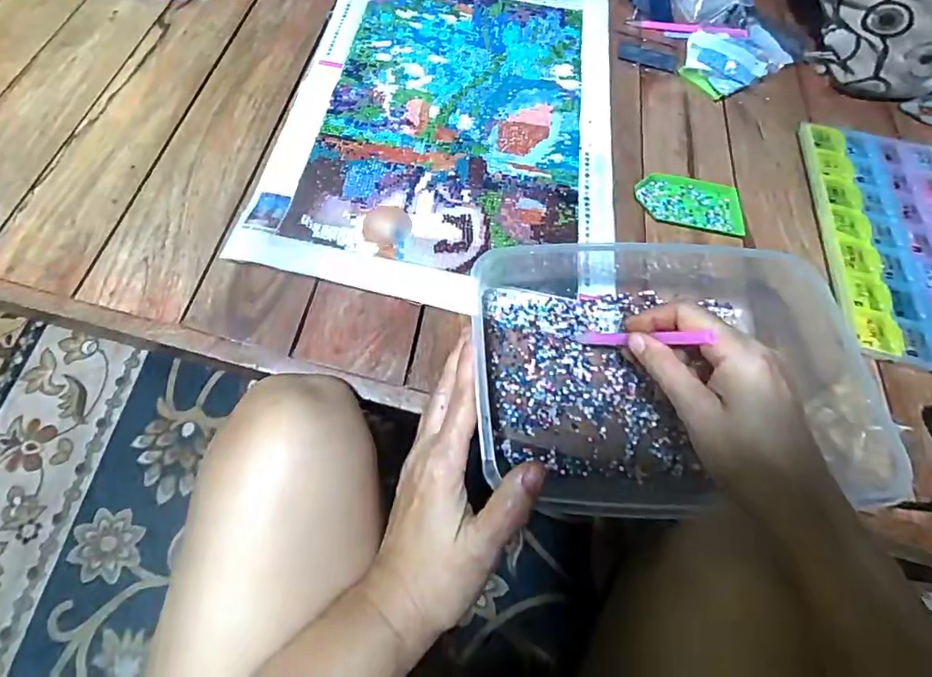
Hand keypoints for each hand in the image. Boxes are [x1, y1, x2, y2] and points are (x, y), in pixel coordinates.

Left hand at [358, 337, 542, 655]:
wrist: (392, 603)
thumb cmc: (438, 577)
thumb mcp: (480, 547)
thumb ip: (508, 505)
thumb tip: (538, 466)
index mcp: (441, 464)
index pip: (460, 406)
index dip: (469, 369)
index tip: (477, 336)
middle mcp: (425, 454)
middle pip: (442, 397)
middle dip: (455, 360)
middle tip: (470, 328)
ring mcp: (416, 462)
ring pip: (434, 407)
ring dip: (448, 375)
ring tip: (461, 350)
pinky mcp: (416, 473)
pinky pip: (431, 423)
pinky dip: (444, 399)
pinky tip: (451, 400)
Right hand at [624, 303, 830, 509]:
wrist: (801, 508)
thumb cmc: (744, 459)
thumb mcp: (696, 412)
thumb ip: (665, 368)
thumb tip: (635, 337)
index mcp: (742, 351)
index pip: (688, 313)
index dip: (652, 318)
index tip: (624, 334)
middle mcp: (757, 349)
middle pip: (701, 324)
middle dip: (664, 334)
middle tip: (633, 353)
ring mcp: (766, 367)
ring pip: (713, 343)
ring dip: (680, 351)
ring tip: (652, 369)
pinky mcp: (769, 385)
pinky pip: (726, 361)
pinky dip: (700, 365)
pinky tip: (684, 385)